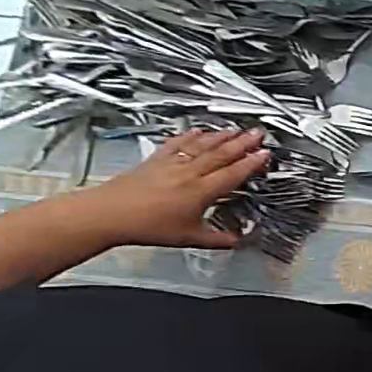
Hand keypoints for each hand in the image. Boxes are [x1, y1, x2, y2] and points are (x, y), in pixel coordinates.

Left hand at [68, 128, 269, 248]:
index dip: (251, 163)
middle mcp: (188, 173)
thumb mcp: (189, 238)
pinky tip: (199, 131)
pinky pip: (178, 143)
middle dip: (242, 142)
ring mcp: (171, 164)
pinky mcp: (155, 160)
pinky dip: (191, 135)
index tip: (265, 154)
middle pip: (221, 153)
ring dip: (222, 136)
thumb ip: (218, 239)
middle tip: (258, 134)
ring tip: (237, 129)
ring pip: (202, 145)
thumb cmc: (146, 227)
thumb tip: (238, 241)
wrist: (107, 215)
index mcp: (201, 191)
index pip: (233, 173)